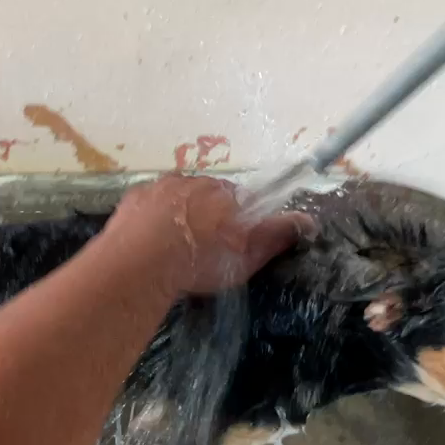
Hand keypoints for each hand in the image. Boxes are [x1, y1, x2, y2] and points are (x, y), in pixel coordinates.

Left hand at [103, 175, 312, 296]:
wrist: (140, 263)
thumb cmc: (199, 261)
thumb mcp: (245, 257)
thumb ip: (276, 236)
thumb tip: (308, 221)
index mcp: (227, 194)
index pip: (241, 199)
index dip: (237, 219)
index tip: (230, 240)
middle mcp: (198, 181)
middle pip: (209, 194)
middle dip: (209, 213)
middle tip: (202, 245)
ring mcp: (163, 186)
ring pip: (179, 195)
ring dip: (181, 212)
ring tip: (174, 244)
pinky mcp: (136, 195)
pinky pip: (151, 202)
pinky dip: (153, 216)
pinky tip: (150, 239)